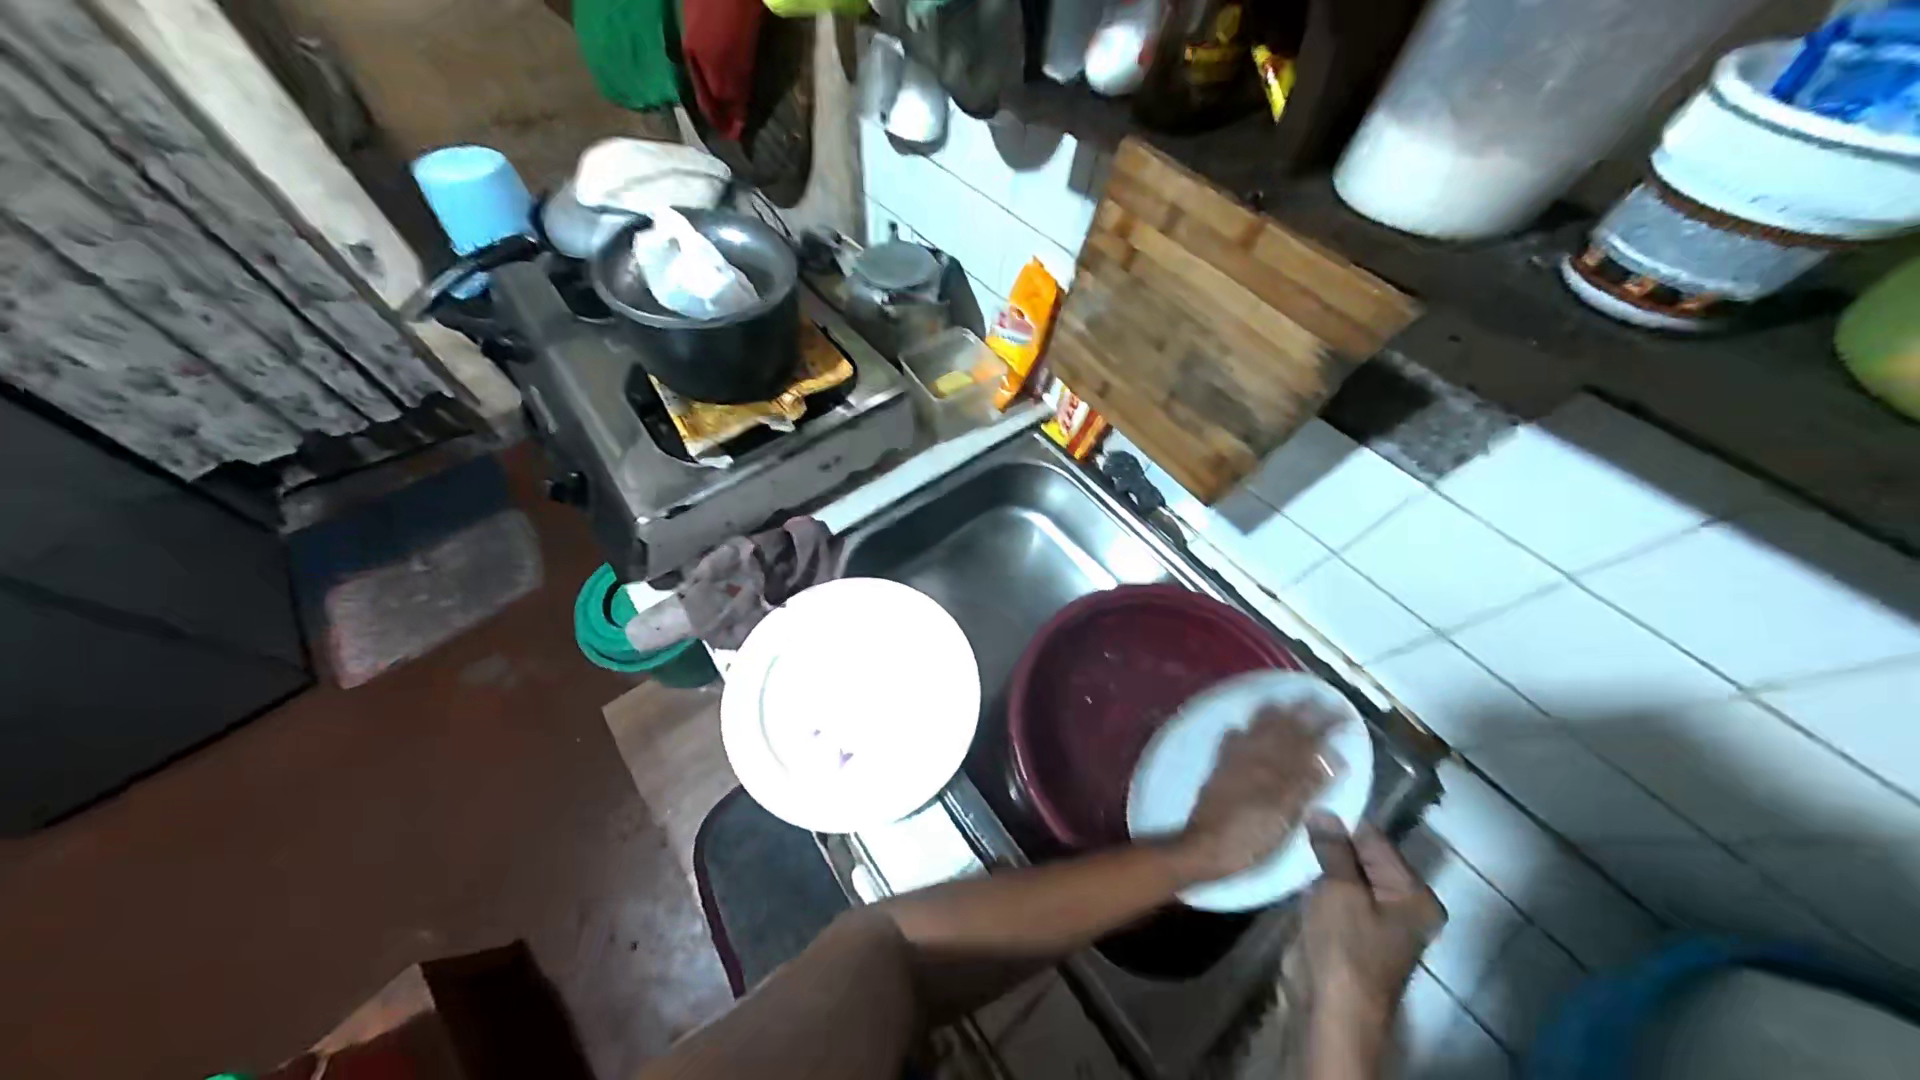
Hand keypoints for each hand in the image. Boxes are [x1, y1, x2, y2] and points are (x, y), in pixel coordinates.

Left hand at [1173, 705, 1342, 881]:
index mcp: (1277, 770)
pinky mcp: (1220, 765)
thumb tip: (1331, 758)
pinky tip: (1246, 726)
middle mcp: (1255, 756)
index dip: (1326, 724)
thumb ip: (1308, 786)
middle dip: (1303, 711)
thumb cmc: (1251, 839)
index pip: (1307, 739)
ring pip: (1258, 726)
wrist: (1207, 845)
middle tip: (1319, 699)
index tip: (1342, 713)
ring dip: (1276, 713)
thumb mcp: (1288, 818)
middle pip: (1283, 726)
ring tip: (1289, 703)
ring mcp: (1235, 758)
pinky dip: (1245, 728)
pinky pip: (1234, 737)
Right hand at [1302, 816, 1445, 1028]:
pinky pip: (1330, 889)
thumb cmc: (1346, 947)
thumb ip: (1333, 847)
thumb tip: (1323, 809)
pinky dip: (1312, 875)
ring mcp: (1372, 917)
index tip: (1311, 792)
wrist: (1331, 1009)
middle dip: (1329, 835)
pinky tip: (1288, 855)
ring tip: (1286, 823)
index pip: (1376, 840)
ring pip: (1342, 872)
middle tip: (1293, 805)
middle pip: (1361, 855)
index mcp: (1414, 895)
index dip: (1343, 818)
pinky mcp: (1345, 927)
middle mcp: (1400, 903)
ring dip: (1318, 855)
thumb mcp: (1340, 889)